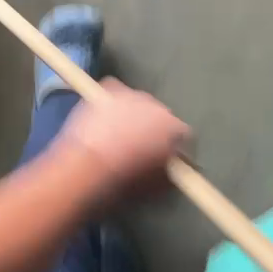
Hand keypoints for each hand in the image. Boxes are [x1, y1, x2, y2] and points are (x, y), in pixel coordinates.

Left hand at [53, 81, 188, 201]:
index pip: (183, 136)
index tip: (165, 158)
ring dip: (133, 114)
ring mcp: (134, 95)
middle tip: (139, 146)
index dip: (174, 147)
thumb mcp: (157, 183)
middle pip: (161, 116)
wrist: (89, 165)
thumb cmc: (125, 179)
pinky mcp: (111, 88)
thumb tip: (171, 167)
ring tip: (118, 132)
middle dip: (153, 129)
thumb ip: (170, 170)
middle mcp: (159, 107)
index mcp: (175, 129)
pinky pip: (116, 91)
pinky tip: (105, 114)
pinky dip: (113, 101)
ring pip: (138, 103)